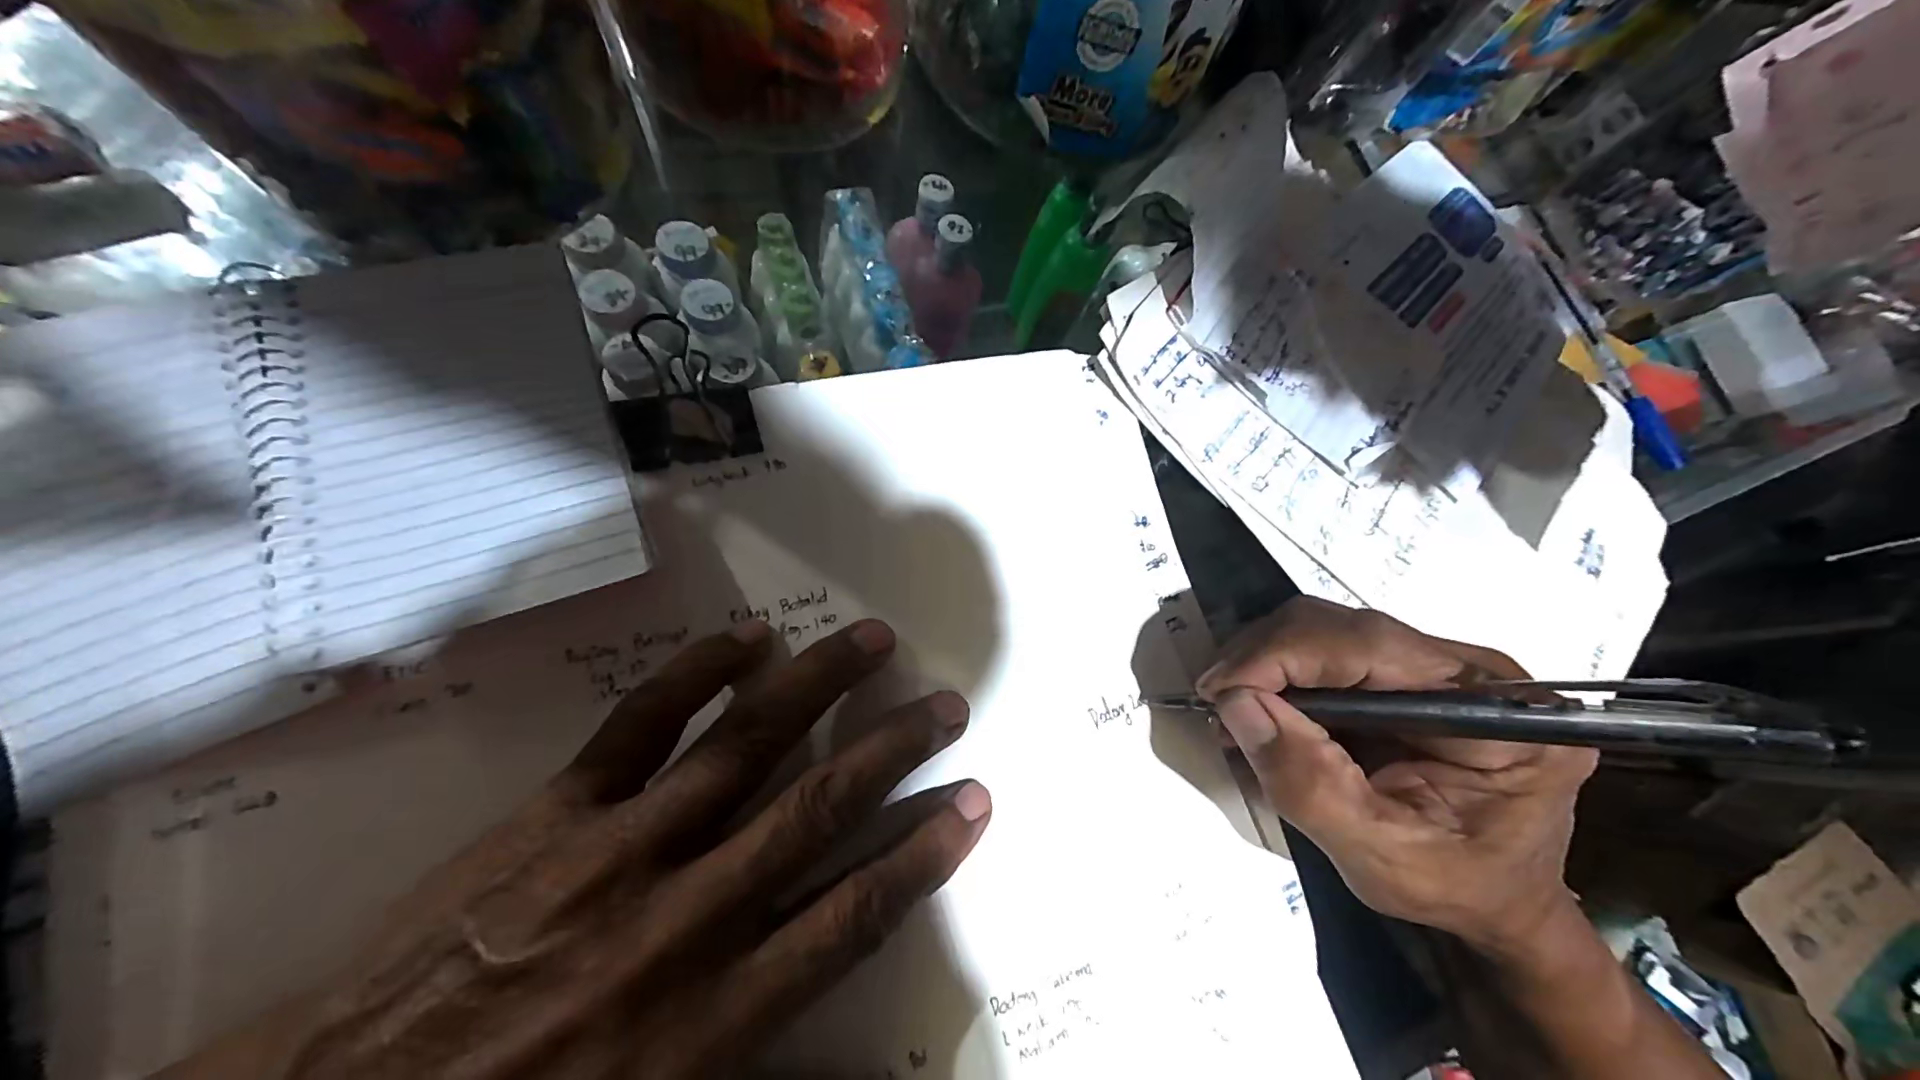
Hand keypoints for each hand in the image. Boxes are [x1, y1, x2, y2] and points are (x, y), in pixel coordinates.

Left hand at [272, 619, 989, 1078]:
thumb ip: (779, 1079)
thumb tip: (874, 1071)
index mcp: (716, 1011)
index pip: (854, 911)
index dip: (924, 852)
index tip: (973, 802)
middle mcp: (686, 916)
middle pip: (817, 812)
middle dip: (894, 752)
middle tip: (946, 706)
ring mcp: (620, 850)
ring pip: (745, 747)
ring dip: (817, 688)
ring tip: (871, 642)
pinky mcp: (557, 811)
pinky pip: (642, 725)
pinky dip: (700, 675)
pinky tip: (749, 640)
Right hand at [1195, 598, 1593, 956]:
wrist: (1497, 901)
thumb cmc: (1456, 890)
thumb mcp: (1380, 856)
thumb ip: (1310, 784)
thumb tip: (1236, 706)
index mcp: (1490, 712)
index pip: (1368, 645)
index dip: (1281, 656)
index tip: (1219, 693)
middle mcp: (1468, 669)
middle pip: (1339, 627)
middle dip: (1263, 658)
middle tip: (1218, 707)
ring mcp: (1435, 665)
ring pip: (1322, 630)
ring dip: (1263, 663)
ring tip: (1235, 712)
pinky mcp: (1402, 672)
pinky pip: (1322, 649)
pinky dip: (1277, 673)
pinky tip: (1260, 707)